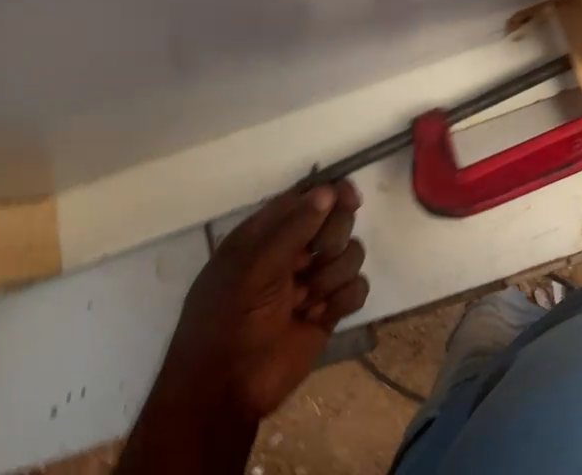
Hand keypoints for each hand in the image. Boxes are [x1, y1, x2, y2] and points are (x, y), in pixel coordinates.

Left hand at [157, 182, 369, 421]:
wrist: (225, 391)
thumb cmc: (228, 320)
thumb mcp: (253, 269)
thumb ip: (293, 228)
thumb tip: (328, 191)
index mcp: (263, 236)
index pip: (303, 199)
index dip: (329, 193)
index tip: (350, 198)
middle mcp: (290, 254)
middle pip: (334, 222)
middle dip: (333, 237)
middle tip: (317, 257)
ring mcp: (311, 283)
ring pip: (349, 254)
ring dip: (334, 273)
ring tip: (309, 299)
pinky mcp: (328, 312)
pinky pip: (356, 288)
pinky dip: (344, 298)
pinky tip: (320, 315)